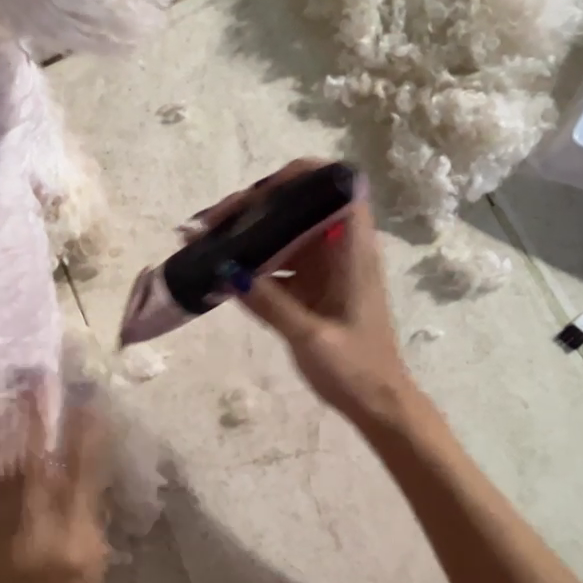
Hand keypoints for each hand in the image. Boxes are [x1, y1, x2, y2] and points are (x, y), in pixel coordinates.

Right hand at [201, 159, 409, 423]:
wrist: (378, 405)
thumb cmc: (356, 369)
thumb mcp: (311, 337)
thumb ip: (269, 303)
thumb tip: (225, 271)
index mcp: (353, 251)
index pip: (336, 186)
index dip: (299, 177)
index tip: (257, 194)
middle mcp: (339, 250)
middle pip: (296, 205)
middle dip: (253, 206)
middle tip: (210, 223)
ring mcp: (324, 269)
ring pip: (282, 232)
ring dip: (245, 232)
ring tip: (203, 240)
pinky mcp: (310, 289)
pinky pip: (276, 263)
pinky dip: (248, 262)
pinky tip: (217, 271)